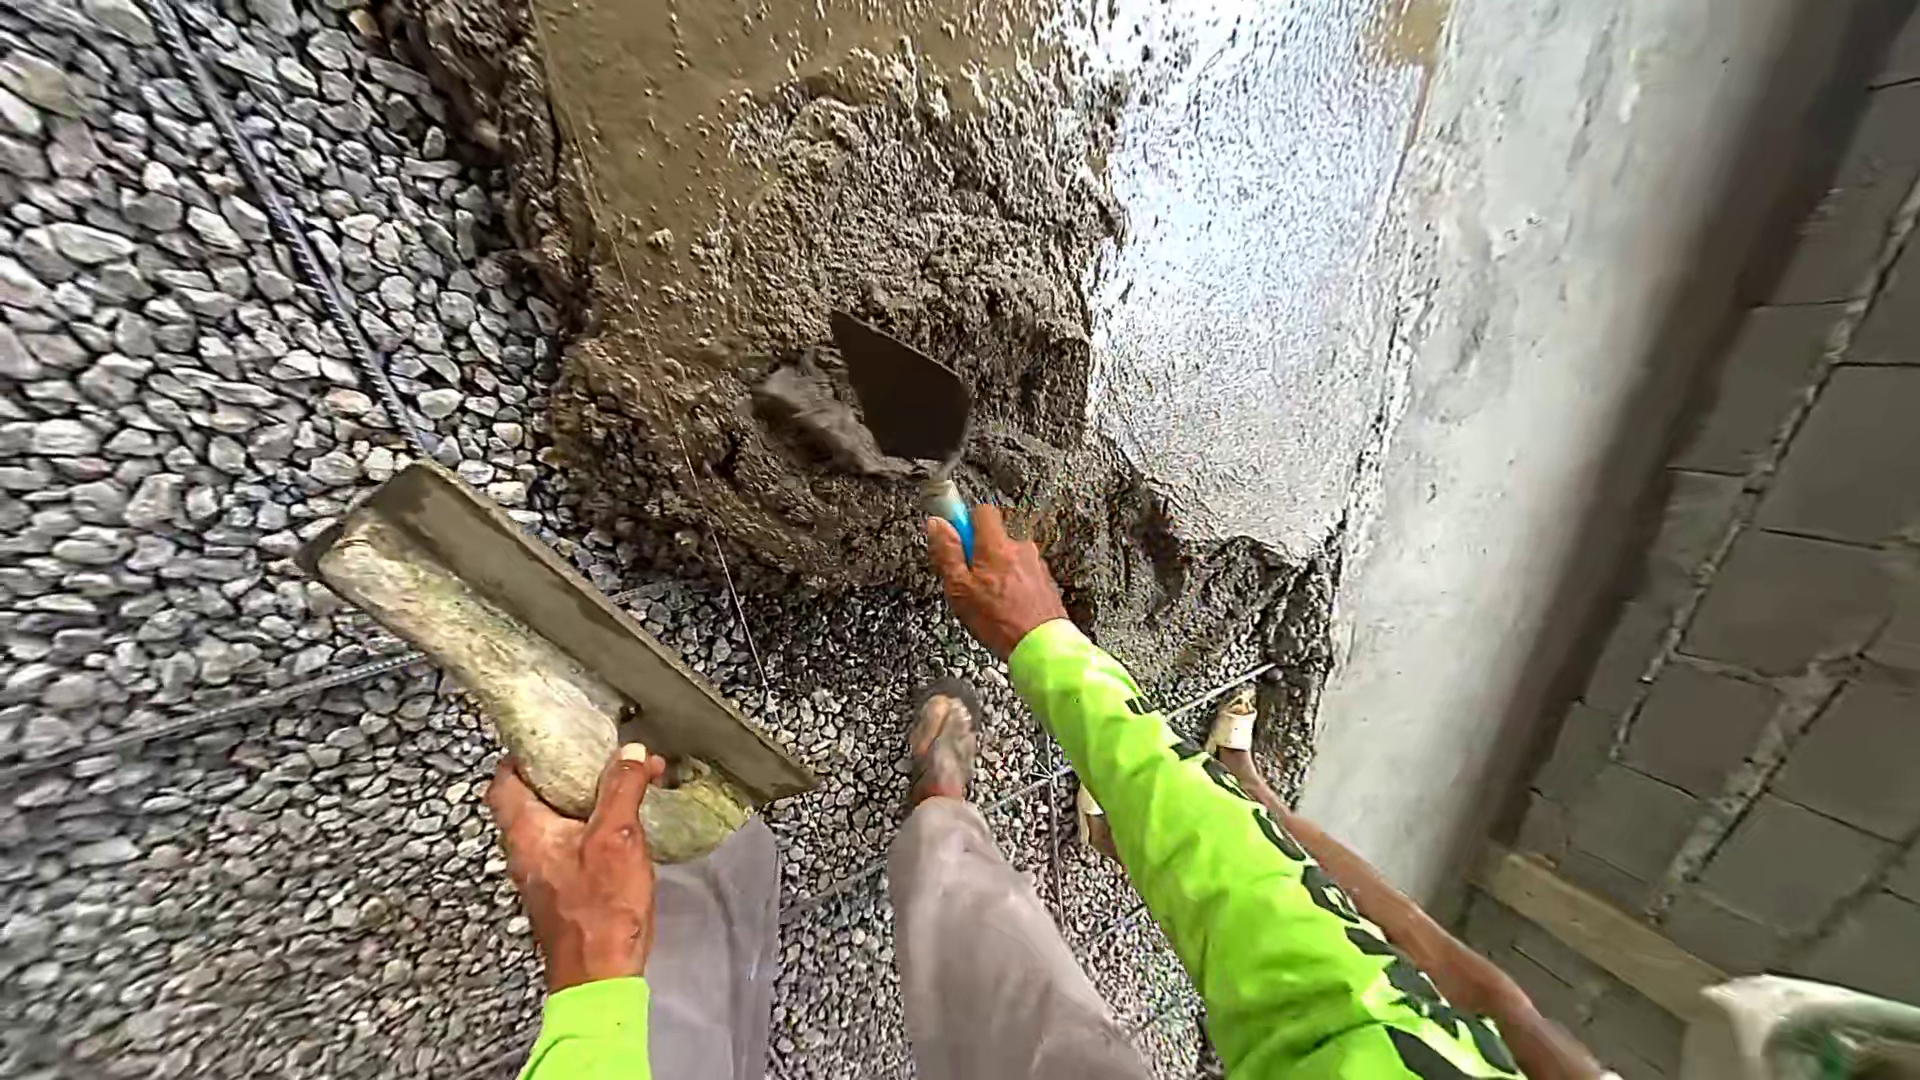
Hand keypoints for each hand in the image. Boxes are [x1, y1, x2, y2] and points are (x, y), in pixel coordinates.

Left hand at [487, 744, 667, 991]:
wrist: (602, 970)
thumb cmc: (601, 902)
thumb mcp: (617, 836)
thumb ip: (622, 789)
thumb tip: (631, 751)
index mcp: (529, 833)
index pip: (506, 783)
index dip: (524, 754)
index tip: (556, 734)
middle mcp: (530, 848)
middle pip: (540, 794)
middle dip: (576, 768)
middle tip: (610, 750)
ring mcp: (549, 867)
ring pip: (564, 813)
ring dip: (596, 791)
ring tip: (635, 775)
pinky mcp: (569, 881)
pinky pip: (579, 833)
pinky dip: (601, 814)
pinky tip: (632, 812)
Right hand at [927, 503, 1069, 659]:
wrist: (1041, 647)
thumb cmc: (1000, 621)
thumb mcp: (960, 589)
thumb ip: (948, 553)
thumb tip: (937, 524)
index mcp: (996, 545)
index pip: (981, 510)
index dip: (966, 522)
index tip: (957, 538)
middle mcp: (1020, 548)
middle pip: (995, 536)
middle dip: (981, 552)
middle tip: (969, 578)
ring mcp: (1036, 564)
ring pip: (1009, 557)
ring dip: (998, 570)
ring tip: (989, 599)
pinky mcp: (1046, 581)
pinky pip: (1023, 573)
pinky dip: (1014, 584)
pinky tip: (1006, 606)